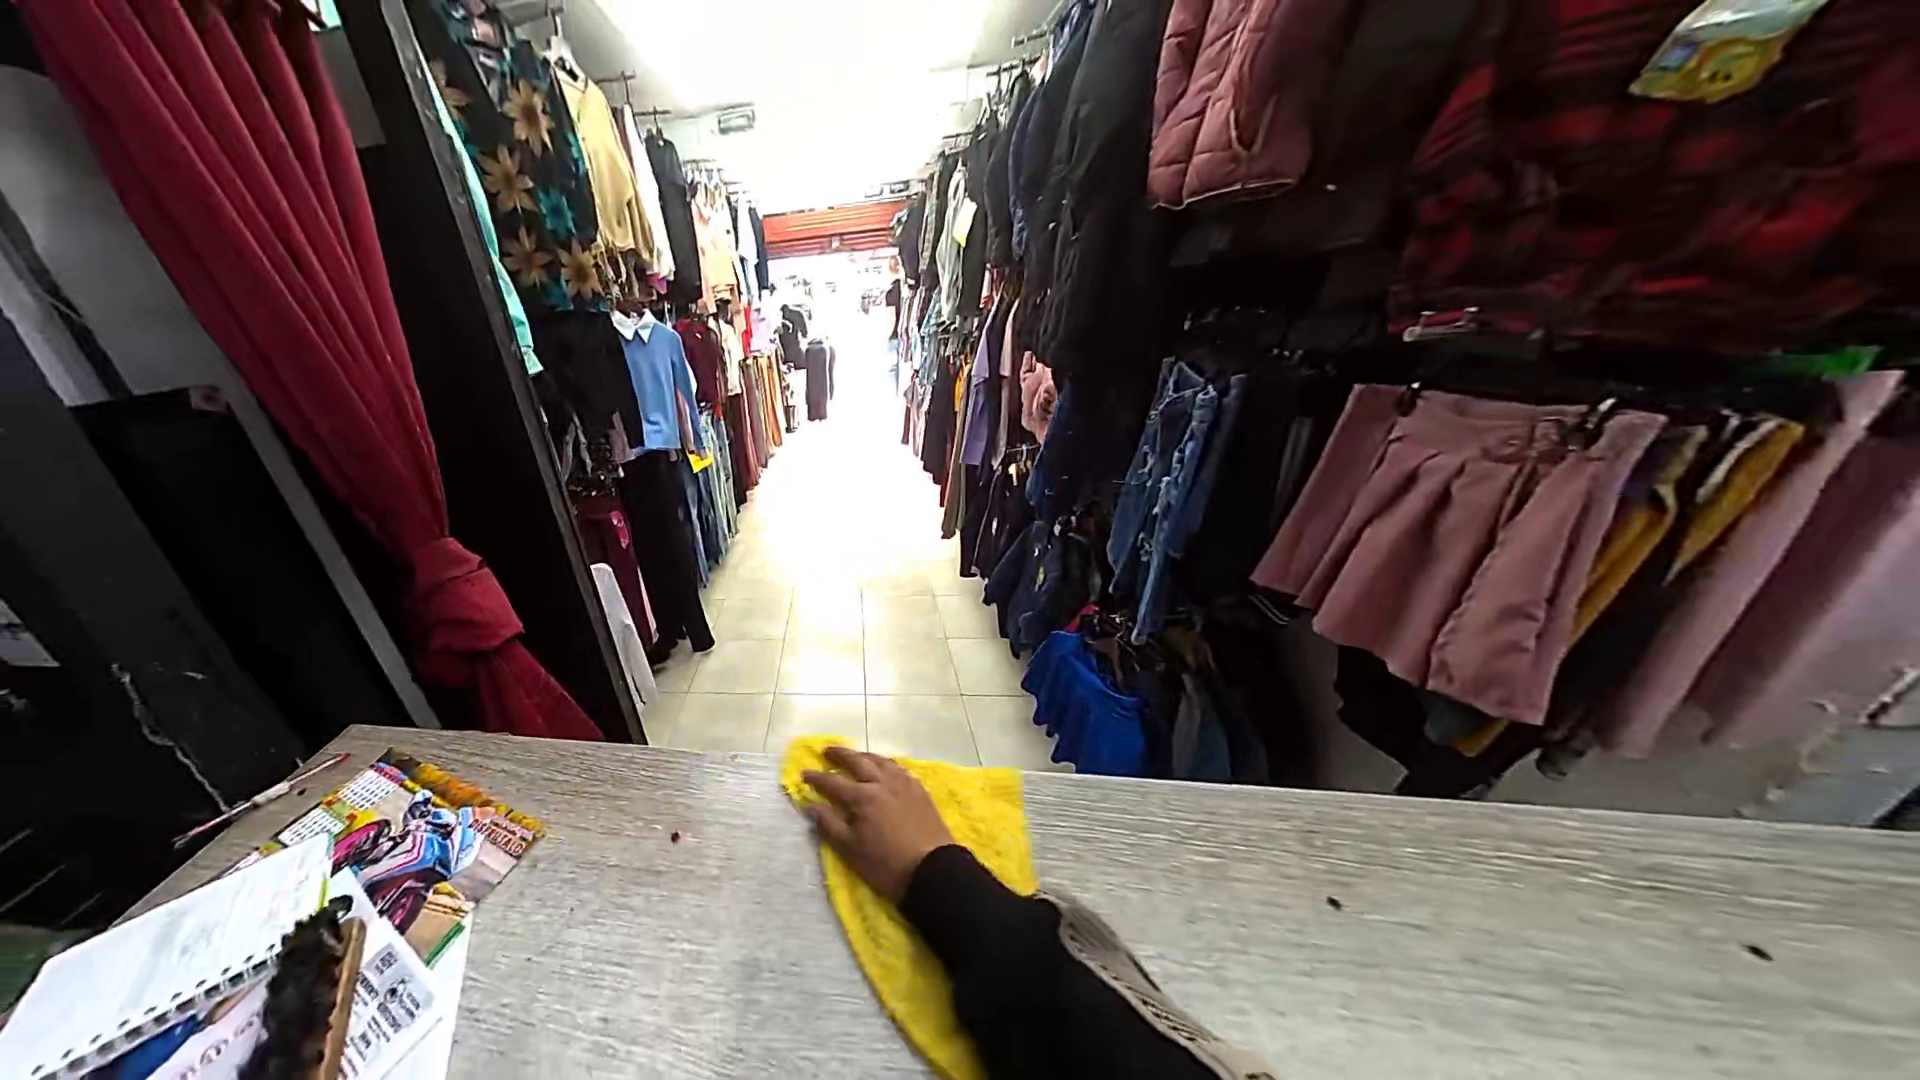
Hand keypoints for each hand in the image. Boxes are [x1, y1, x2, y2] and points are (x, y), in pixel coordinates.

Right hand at [802, 745, 954, 902]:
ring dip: (864, 756)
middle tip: (827, 751)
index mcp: (863, 797)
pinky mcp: (919, 788)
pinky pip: (898, 767)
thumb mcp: (851, 850)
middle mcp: (882, 782)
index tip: (804, 773)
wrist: (931, 868)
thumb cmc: (885, 864)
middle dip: (840, 755)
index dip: (817, 778)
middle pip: (858, 761)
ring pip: (880, 760)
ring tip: (854, 756)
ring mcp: (903, 782)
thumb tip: (811, 805)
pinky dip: (885, 763)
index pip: (834, 782)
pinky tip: (883, 767)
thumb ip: (829, 824)